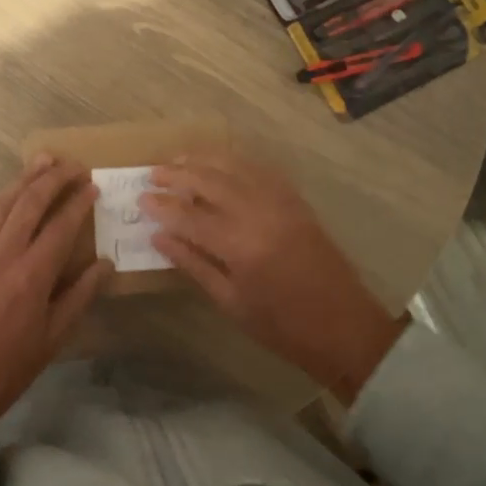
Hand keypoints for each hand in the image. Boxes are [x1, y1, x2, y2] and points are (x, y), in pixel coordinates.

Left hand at [0, 155, 109, 419]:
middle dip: (55, 178)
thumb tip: (105, 263)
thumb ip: (80, 295)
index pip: (61, 225)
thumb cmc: (8, 367)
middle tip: (74, 165)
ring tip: (43, 160)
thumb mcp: (54, 338)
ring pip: (2, 202)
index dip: (79, 202)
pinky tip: (7, 192)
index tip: (93, 186)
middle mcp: (3, 254)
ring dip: (24, 178)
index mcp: (32, 275)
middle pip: (31, 202)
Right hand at [142, 151, 406, 403]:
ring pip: (234, 166)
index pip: (189, 216)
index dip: (162, 206)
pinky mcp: (295, 200)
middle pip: (209, 181)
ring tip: (179, 158)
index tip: (141, 199)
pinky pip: (259, 169)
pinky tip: (220, 163)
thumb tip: (158, 237)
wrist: (345, 326)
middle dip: (178, 174)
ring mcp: (280, 202)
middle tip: (153, 173)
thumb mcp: (231, 303)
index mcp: (240, 246)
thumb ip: (193, 265)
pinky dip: (235, 161)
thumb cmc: (283, 327)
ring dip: (204, 159)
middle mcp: (259, 213)